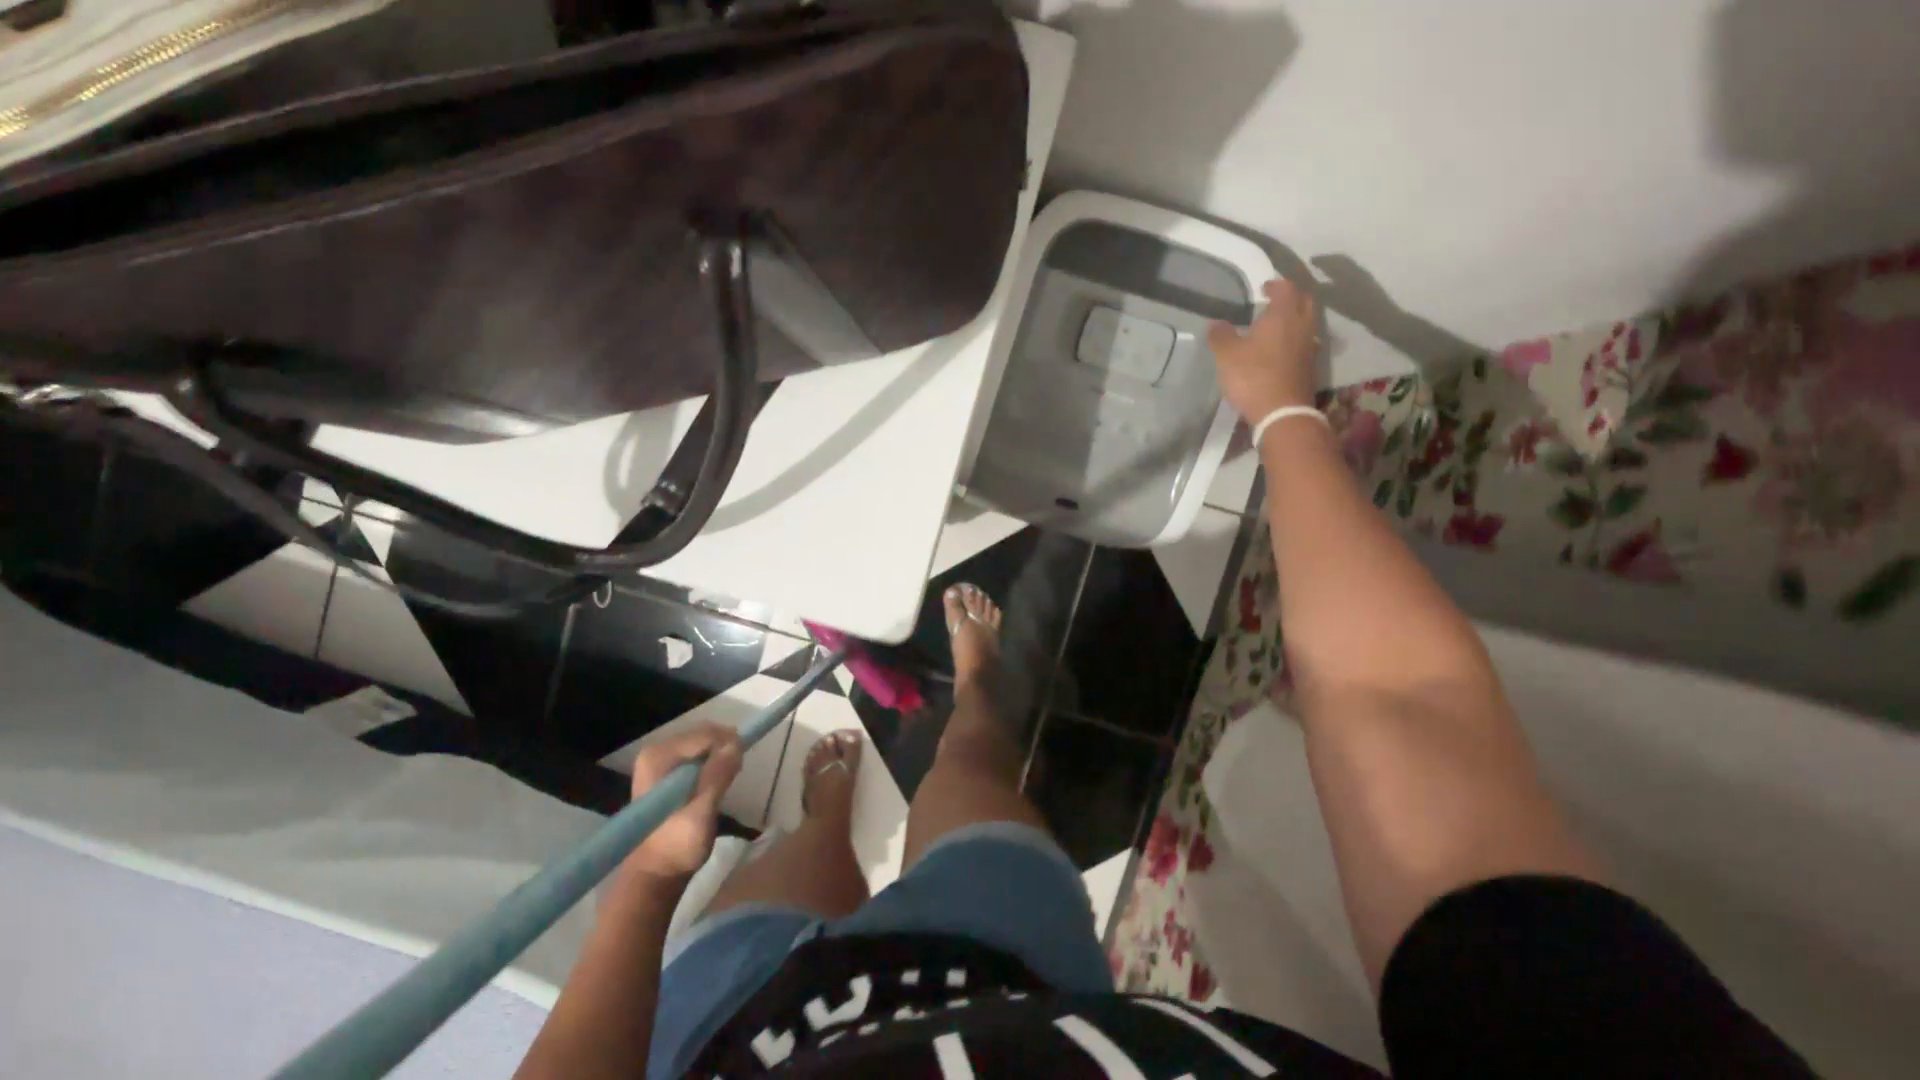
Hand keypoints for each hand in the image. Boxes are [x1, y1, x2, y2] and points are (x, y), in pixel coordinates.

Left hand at [622, 724, 742, 882]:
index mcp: (659, 757)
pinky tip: (712, 787)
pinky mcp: (664, 772)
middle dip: (723, 750)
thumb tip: (736, 742)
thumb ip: (717, 776)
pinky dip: (710, 766)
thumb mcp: (701, 813)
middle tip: (734, 777)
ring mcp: (659, 761)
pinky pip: (696, 757)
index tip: (741, 767)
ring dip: (719, 759)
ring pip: (702, 745)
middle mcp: (656, 752)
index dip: (729, 744)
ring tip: (725, 784)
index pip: (705, 734)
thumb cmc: (676, 846)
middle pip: (703, 735)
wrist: (654, 873)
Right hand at [1208, 279, 1320, 422]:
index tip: (1263, 288)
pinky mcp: (1310, 367)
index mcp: (1282, 315)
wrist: (1282, 413)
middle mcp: (1301, 326)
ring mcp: (1310, 347)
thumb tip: (1216, 323)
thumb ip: (1221, 335)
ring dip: (1296, 319)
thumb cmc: (1253, 376)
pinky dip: (1296, 340)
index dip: (1275, 284)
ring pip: (1308, 323)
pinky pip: (1306, 343)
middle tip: (1276, 301)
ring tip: (1278, 326)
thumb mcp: (1227, 355)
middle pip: (1305, 301)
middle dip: (1292, 298)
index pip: (1286, 288)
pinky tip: (1283, 349)